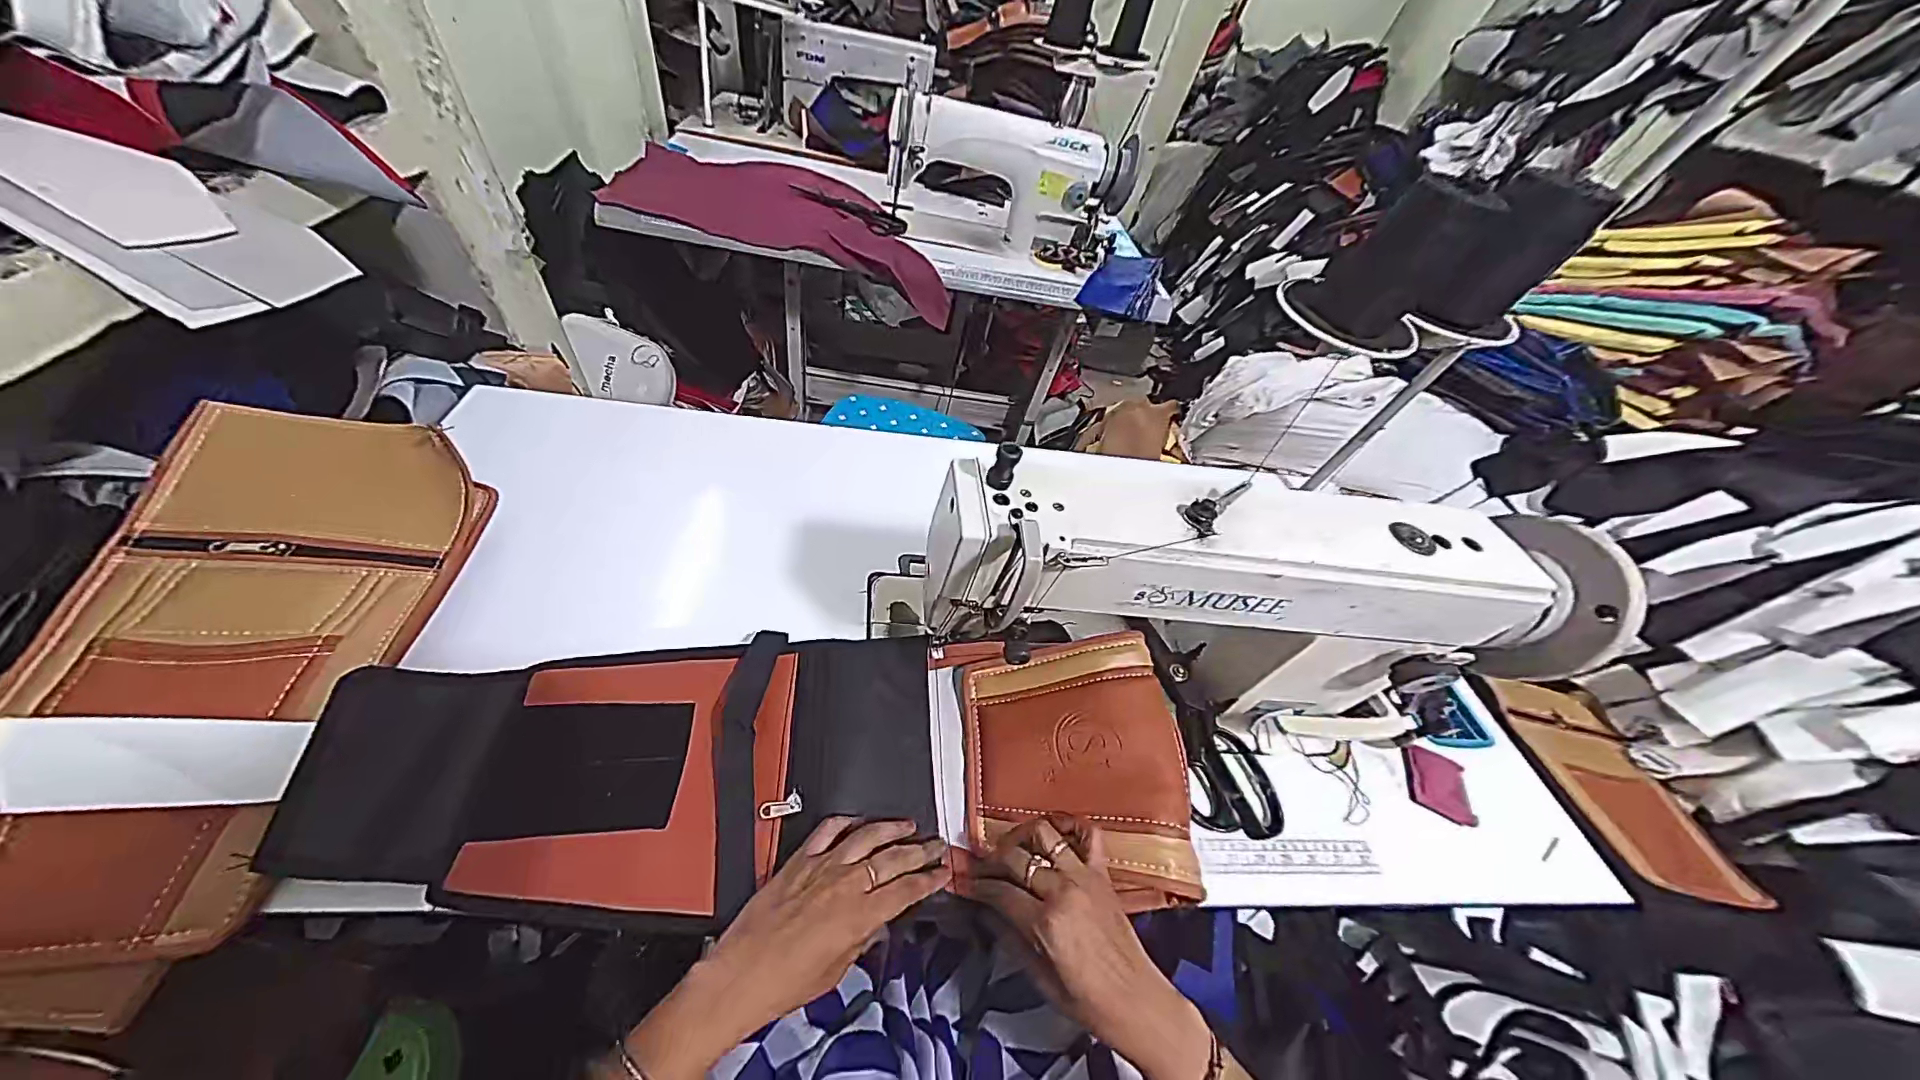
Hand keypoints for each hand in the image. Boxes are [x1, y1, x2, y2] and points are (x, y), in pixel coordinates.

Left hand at [612, 818, 948, 1079]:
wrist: (738, 977)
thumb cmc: (783, 983)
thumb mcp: (837, 969)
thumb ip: (862, 939)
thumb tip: (875, 923)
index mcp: (858, 915)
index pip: (906, 889)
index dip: (929, 878)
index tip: (942, 872)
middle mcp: (843, 885)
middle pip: (894, 857)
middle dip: (921, 849)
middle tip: (936, 844)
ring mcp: (821, 867)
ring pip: (867, 835)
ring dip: (892, 828)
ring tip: (908, 824)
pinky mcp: (799, 860)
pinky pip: (828, 830)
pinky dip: (847, 821)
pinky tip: (857, 820)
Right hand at [962, 816, 1212, 1079]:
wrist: (1136, 1002)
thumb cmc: (1091, 1001)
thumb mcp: (1039, 978)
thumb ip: (1010, 938)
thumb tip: (987, 912)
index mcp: (1046, 923)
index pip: (1000, 890)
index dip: (978, 885)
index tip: (969, 883)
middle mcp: (1064, 891)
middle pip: (1015, 858)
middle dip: (990, 861)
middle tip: (982, 868)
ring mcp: (1085, 877)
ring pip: (1043, 833)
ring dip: (1020, 836)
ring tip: (1012, 847)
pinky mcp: (1103, 874)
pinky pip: (1087, 834)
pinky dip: (1069, 825)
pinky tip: (1054, 831)